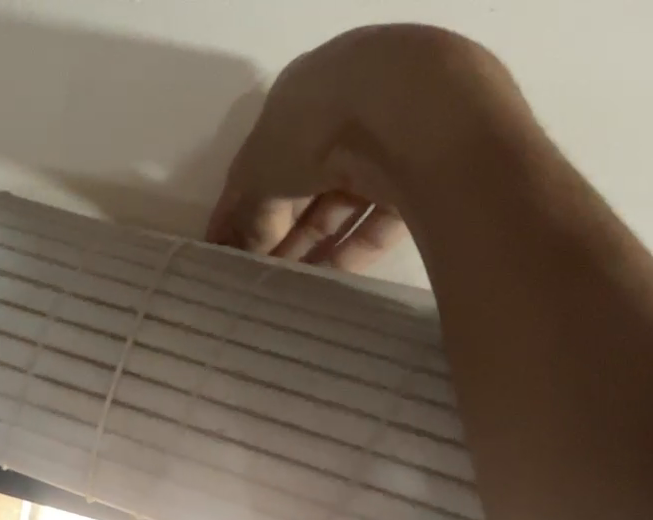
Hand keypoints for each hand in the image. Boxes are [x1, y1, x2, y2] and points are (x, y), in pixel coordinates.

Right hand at [206, 25, 531, 269]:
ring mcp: (389, 141)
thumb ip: (245, 213)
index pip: (264, 161)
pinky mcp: (425, 175)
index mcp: (302, 97)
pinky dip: (351, 252)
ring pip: (341, 206)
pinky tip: (325, 285)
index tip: (228, 251)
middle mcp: (346, 113)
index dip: (242, 208)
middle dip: (278, 233)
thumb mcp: (258, 172)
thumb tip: (244, 249)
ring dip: (312, 248)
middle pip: (303, 186)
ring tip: (287, 289)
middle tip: (257, 277)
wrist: (414, 110)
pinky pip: (378, 222)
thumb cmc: (316, 126)